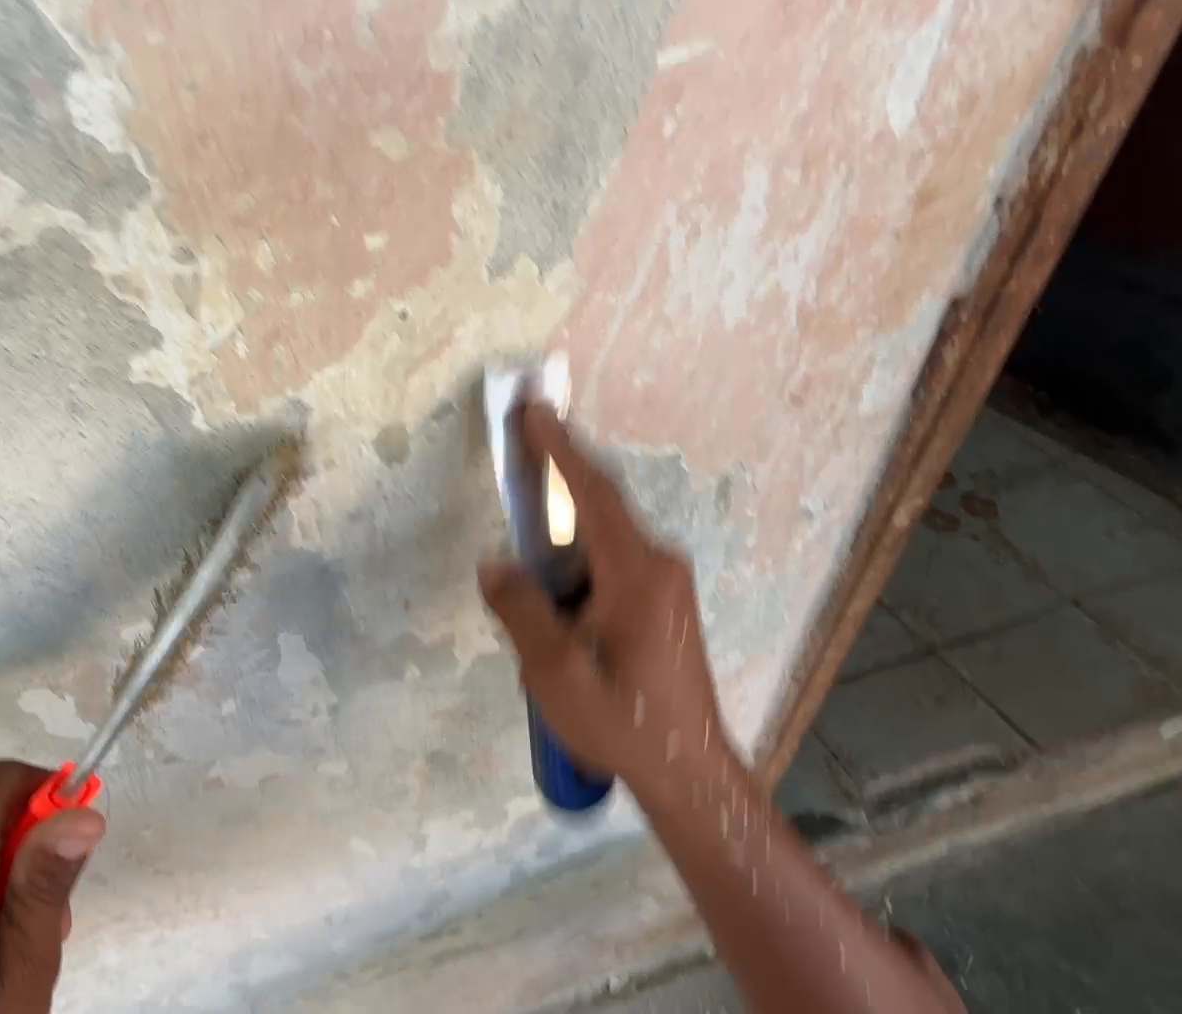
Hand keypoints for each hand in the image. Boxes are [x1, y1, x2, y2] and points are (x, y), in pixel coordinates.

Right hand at [477, 403, 727, 800]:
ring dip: (559, 571)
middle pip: (594, 518)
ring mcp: (666, 586)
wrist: (686, 770)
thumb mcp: (554, 670)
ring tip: (543, 634)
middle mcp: (658, 566)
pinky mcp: (663, 607)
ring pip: (597, 552)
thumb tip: (495, 565)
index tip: (535, 410)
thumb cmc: (622, 721)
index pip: (593, 494)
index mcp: (636, 573)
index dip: (560, 449)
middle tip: (518, 519)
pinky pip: (609, 573)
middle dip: (551, 512)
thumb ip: (521, 609)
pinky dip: (575, 585)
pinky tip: (562, 636)